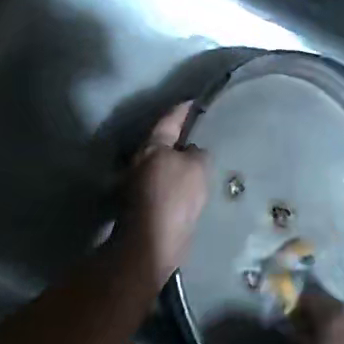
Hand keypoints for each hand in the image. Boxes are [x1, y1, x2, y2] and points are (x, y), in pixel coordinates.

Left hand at [118, 102, 209, 289]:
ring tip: (202, 159)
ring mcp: (140, 185)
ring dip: (180, 161)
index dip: (183, 109)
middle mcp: (141, 162)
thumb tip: (192, 152)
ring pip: (164, 165)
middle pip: (162, 142)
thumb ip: (197, 153)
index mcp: (151, 147)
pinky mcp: (147, 205)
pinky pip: (167, 184)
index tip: (196, 102)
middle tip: (201, 130)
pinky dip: (180, 180)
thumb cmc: (174, 196)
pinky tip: (195, 185)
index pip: (169, 120)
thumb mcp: (196, 166)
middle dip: (179, 136)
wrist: (153, 242)